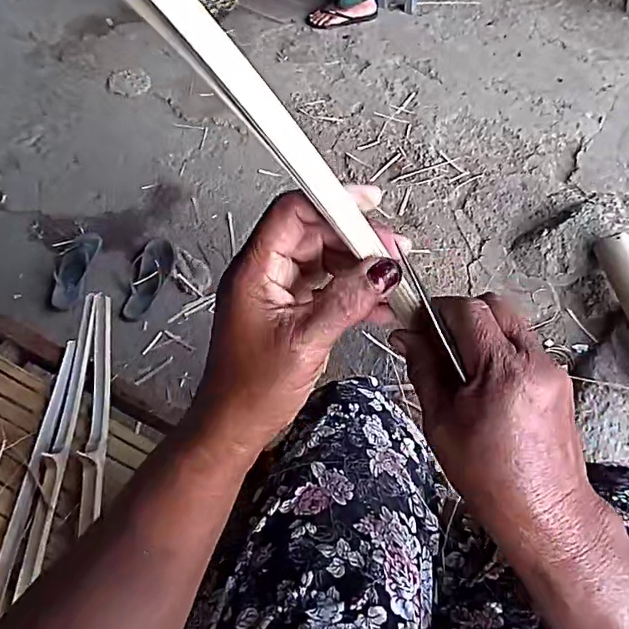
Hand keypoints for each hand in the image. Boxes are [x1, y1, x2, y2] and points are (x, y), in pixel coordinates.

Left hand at [193, 187, 403, 446]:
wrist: (236, 426)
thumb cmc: (249, 391)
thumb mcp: (305, 342)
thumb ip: (345, 301)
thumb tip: (380, 270)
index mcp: (255, 270)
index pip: (293, 212)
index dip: (332, 202)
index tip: (367, 204)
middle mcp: (266, 273)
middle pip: (315, 232)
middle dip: (357, 238)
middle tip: (391, 251)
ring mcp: (280, 290)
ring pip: (326, 259)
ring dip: (361, 266)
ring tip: (391, 278)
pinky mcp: (294, 308)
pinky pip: (329, 286)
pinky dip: (355, 291)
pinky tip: (378, 303)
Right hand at [395, 294, 608, 562]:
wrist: (545, 511)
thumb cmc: (492, 479)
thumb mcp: (441, 423)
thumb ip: (424, 370)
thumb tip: (408, 339)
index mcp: (503, 371)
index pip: (469, 311)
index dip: (438, 310)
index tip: (418, 321)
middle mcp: (535, 362)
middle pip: (495, 306)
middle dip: (461, 315)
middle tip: (437, 340)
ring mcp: (553, 370)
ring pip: (512, 325)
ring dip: (482, 333)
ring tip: (461, 367)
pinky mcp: (559, 380)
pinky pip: (525, 347)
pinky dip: (500, 352)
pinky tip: (484, 383)